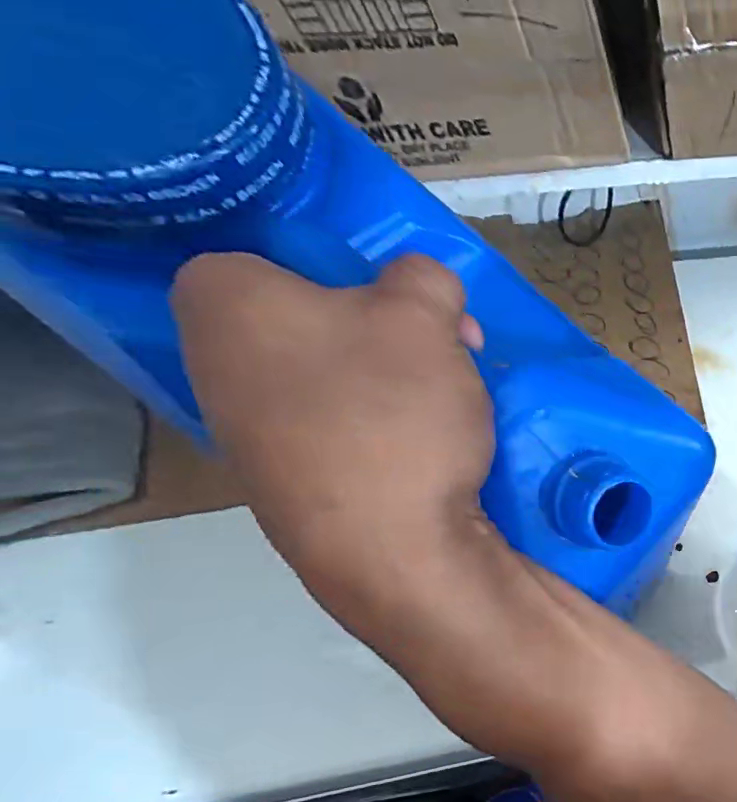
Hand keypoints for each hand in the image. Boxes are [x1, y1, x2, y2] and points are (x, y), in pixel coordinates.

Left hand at [170, 253, 492, 597]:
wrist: (389, 541)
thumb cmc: (392, 412)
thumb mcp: (424, 319)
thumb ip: (425, 278)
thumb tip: (422, 283)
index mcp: (224, 295)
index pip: (305, 259)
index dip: (381, 284)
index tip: (435, 322)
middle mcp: (214, 352)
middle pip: (332, 320)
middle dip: (404, 338)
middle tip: (457, 364)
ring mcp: (248, 422)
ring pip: (347, 376)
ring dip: (406, 386)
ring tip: (451, 417)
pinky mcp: (290, 473)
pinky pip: (350, 427)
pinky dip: (392, 431)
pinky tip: (428, 454)